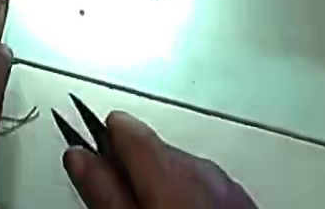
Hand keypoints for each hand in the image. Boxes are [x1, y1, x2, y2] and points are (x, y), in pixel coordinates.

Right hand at [64, 111, 257, 208]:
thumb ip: (102, 191)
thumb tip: (78, 156)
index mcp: (165, 166)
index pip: (119, 124)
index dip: (102, 148)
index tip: (97, 173)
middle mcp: (200, 167)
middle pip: (150, 148)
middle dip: (135, 172)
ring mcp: (229, 189)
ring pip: (180, 171)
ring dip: (165, 190)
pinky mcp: (247, 208)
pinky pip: (208, 192)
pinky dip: (194, 204)